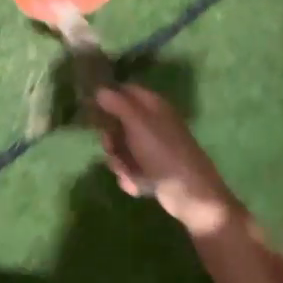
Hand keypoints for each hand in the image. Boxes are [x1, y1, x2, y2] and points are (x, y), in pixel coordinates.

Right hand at [95, 85, 239, 234]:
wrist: (190, 194)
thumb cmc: (163, 153)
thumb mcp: (138, 124)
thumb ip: (117, 104)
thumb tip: (98, 89)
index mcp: (154, 107)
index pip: (126, 91)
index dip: (109, 97)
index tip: (91, 108)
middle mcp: (152, 124)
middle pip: (118, 123)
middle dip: (111, 139)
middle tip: (112, 147)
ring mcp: (152, 148)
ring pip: (121, 148)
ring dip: (120, 162)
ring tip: (129, 172)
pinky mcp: (152, 169)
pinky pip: (130, 167)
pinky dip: (131, 177)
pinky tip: (139, 184)